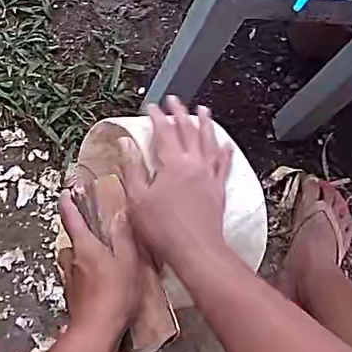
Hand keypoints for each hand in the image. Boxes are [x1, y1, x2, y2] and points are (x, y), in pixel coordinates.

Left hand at [58, 185, 140, 340]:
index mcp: (84, 246)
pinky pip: (77, 276)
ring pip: (73, 259)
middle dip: (80, 232)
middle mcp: (72, 260)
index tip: (66, 192)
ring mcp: (70, 279)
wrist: (96, 333)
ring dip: (82, 254)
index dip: (68, 203)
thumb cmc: (114, 295)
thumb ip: (124, 236)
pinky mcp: (73, 296)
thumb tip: (120, 213)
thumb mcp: (128, 261)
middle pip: (71, 239)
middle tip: (94, 228)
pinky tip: (100, 280)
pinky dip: (85, 273)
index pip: (71, 218)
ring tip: (100, 255)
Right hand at [120, 96, 232, 271]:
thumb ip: (132, 169)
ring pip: (209, 142)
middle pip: (188, 131)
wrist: (195, 250)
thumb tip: (125, 145)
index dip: (157, 117)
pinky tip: (226, 145)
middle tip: (175, 101)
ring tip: (204, 111)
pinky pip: (223, 164)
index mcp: (172, 163)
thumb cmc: (163, 229)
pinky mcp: (218, 189)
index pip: (164, 132)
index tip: (152, 107)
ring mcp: (209, 175)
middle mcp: (194, 163)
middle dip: (180, 113)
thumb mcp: (137, 199)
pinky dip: (224, 152)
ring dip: (205, 124)